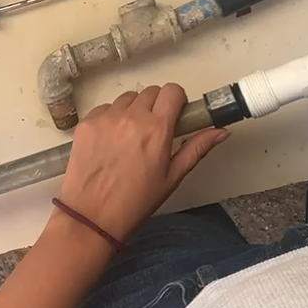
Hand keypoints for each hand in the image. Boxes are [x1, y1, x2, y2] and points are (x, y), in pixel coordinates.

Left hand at [58, 84, 229, 240]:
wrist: (92, 217)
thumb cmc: (136, 201)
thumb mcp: (172, 177)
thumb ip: (197, 148)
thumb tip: (221, 132)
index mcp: (157, 129)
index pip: (172, 91)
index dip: (176, 99)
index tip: (174, 113)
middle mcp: (131, 117)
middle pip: (150, 92)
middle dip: (156, 105)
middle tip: (153, 130)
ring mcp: (106, 118)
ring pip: (126, 98)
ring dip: (132, 110)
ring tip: (130, 137)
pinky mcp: (86, 123)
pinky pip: (104, 108)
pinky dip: (110, 118)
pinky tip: (110, 141)